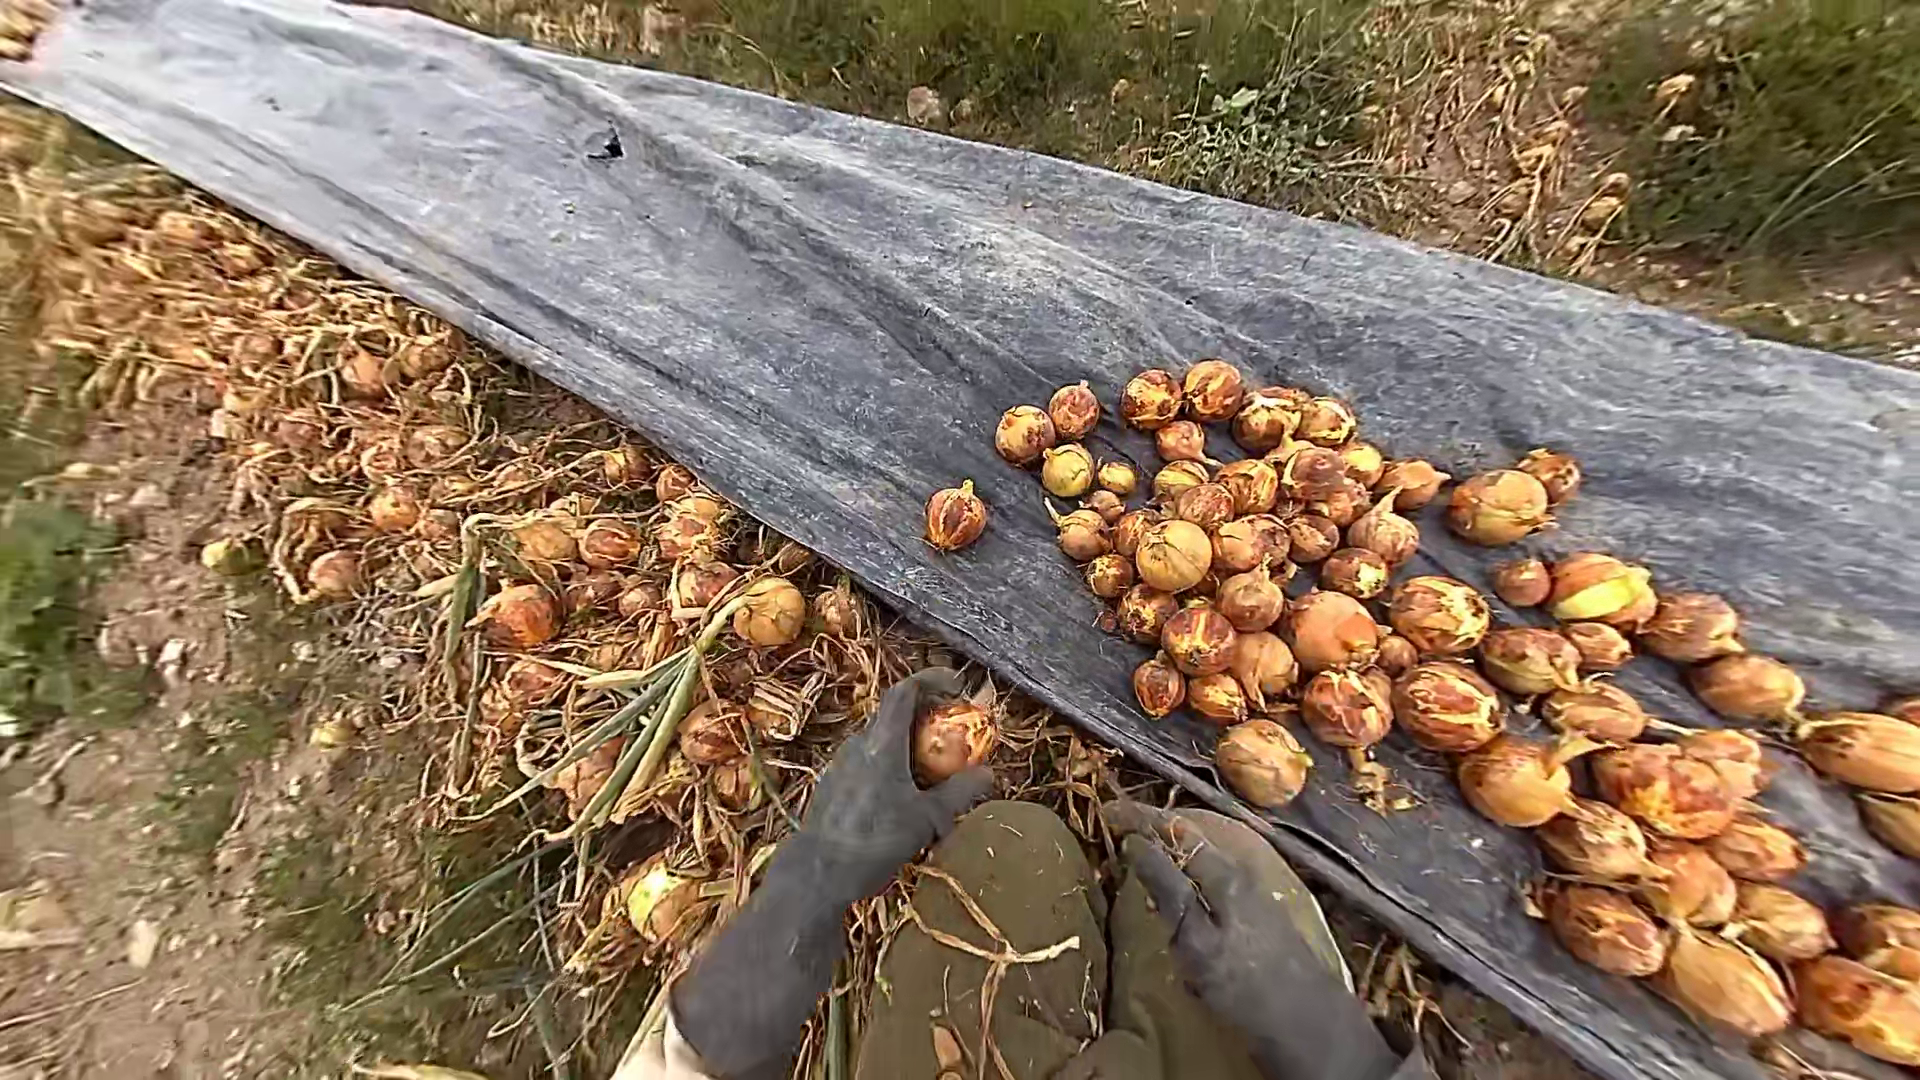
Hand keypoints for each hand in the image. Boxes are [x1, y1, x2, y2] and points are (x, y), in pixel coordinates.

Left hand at [797, 668, 994, 905]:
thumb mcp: (926, 818)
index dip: (931, 679)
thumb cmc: (874, 840)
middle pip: (894, 712)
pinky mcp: (834, 782)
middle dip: (925, 712)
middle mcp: (860, 743)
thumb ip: (959, 792)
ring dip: (909, 739)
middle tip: (951, 725)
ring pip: (881, 737)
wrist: (816, 874)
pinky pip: (868, 757)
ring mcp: (843, 762)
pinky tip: (903, 792)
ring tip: (932, 764)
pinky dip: (892, 759)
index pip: (904, 691)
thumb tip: (988, 773)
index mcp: (883, 743)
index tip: (955, 683)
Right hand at [1105, 802, 1406, 1079]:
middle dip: (1152, 824)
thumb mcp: (1197, 942)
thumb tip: (1136, 843)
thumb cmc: (1250, 989)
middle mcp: (1239, 868)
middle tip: (1118, 825)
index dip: (1138, 817)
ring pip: (1200, 850)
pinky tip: (1177, 880)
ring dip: (1168, 842)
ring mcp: (1252, 888)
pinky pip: (1210, 869)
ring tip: (1140, 845)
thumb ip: (1167, 888)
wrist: (1320, 1036)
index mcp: (1223, 870)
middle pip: (1188, 832)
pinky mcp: (1258, 909)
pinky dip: (1185, 862)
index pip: (1172, 827)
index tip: (1107, 812)